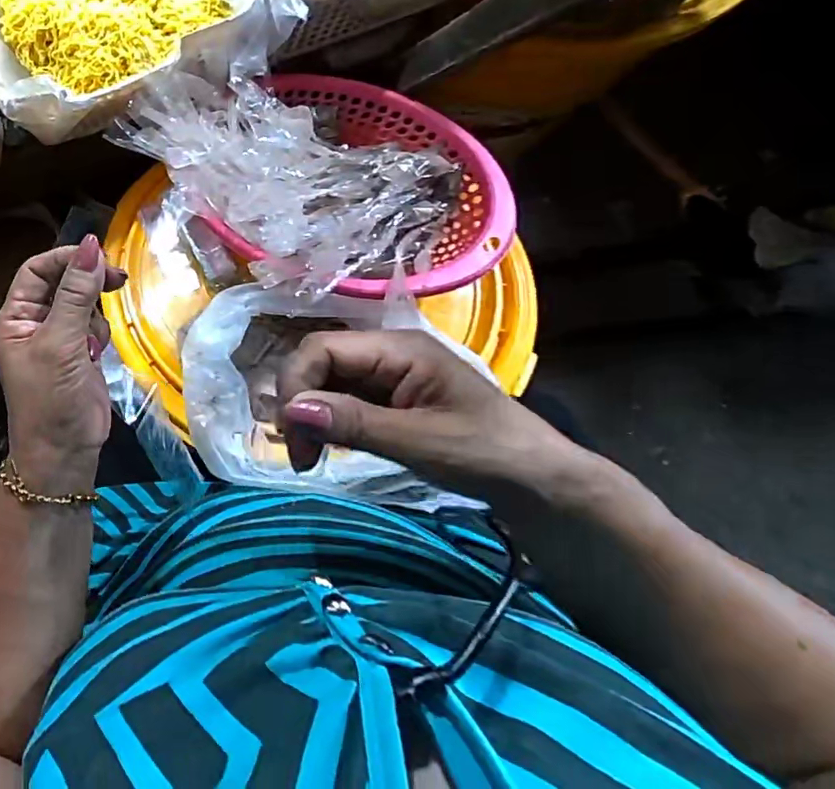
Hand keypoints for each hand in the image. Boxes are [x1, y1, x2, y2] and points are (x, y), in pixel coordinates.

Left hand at [0, 236, 126, 493]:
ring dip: (94, 312)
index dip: (66, 258)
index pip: (37, 270)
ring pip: (82, 301)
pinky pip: (93, 323)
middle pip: (62, 281)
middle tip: (116, 279)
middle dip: (86, 281)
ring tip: (92, 342)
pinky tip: (97, 352)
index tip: (98, 255)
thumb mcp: (61, 342)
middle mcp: (34, 322)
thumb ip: (76, 294)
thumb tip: (91, 246)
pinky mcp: (80, 351)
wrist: (65, 452)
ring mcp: (58, 337)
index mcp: (15, 317)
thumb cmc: (52, 399)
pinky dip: (100, 331)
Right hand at [276, 330, 606, 515]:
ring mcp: (385, 377)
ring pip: (324, 384)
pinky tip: (326, 448)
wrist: (543, 486)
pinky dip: (325, 424)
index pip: (321, 348)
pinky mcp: (386, 401)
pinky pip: (340, 402)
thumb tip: (290, 412)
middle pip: (318, 363)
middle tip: (298, 454)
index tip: (290, 433)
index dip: (296, 383)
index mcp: (397, 348)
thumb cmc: (489, 454)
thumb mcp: (421, 441)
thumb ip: (355, 423)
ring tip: (308, 456)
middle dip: (298, 403)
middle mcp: (385, 354)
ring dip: (308, 416)